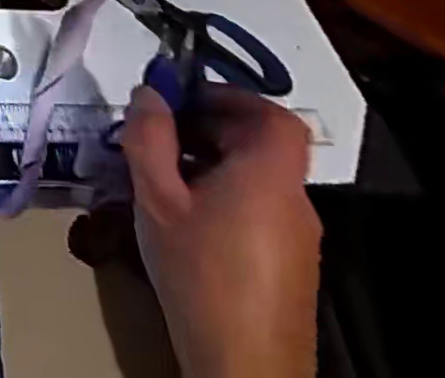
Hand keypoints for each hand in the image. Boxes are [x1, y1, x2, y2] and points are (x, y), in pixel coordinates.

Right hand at [122, 84, 320, 377]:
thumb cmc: (198, 269)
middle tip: (160, 132)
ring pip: (256, 174)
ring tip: (162, 171)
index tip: (184, 98)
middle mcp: (293, 200)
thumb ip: (149, 138)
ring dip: (212, 158)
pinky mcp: (288, 260)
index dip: (232, 96)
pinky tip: (185, 212)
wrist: (243, 364)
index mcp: (268, 177)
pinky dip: (222, 189)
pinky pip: (257, 203)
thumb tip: (148, 93)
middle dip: (209, 125)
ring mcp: (296, 234)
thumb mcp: (157, 197)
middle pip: (262, 142)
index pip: (274, 117)